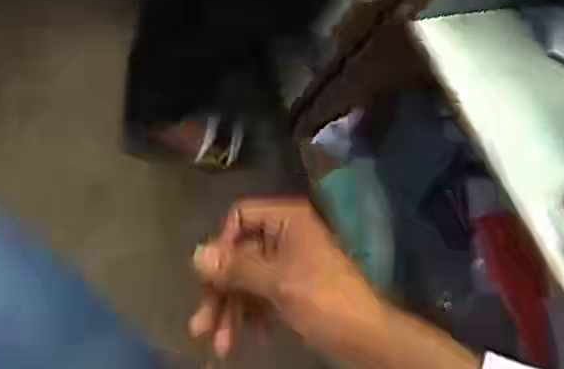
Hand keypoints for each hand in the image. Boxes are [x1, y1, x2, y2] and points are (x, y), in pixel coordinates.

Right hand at [190, 198, 382, 359]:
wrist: (365, 335)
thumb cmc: (323, 299)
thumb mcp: (277, 283)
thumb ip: (237, 268)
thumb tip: (197, 253)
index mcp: (286, 217)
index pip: (240, 217)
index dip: (222, 247)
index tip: (209, 282)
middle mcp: (285, 231)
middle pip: (241, 252)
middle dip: (222, 291)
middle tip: (203, 327)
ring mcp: (289, 258)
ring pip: (249, 276)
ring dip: (233, 309)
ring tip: (221, 347)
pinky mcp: (292, 283)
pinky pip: (262, 290)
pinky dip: (253, 313)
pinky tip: (253, 338)